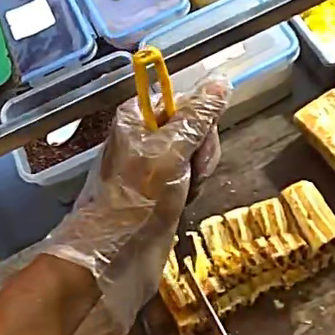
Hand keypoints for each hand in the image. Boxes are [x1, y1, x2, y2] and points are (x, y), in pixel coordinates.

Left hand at [40, 70, 231, 328]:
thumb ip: (198, 116)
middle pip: (195, 128)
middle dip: (201, 152)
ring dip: (198, 175)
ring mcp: (153, 164)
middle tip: (188, 175)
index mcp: (139, 116)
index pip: (186, 101)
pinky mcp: (161, 188)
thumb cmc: (138, 198)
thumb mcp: (172, 151)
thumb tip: (220, 81)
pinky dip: (192, 190)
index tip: (197, 145)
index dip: (199, 122)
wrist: (114, 254)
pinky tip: (182, 203)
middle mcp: (145, 135)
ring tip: (181, 194)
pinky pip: (190, 177)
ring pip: (197, 155)